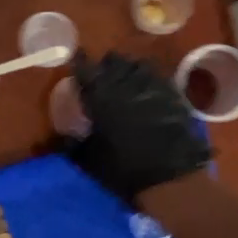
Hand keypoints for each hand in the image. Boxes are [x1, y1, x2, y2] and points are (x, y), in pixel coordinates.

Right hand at [65, 50, 211, 203]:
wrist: (170, 179)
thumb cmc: (124, 170)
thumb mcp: (89, 160)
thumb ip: (74, 144)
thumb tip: (63, 138)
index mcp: (101, 97)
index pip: (86, 69)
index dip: (79, 62)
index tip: (76, 59)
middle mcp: (126, 84)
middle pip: (114, 61)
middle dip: (107, 64)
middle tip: (103, 72)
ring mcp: (153, 86)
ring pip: (138, 65)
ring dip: (130, 69)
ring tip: (127, 77)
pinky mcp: (174, 95)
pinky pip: (159, 78)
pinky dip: (150, 80)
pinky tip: (149, 90)